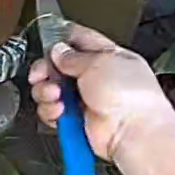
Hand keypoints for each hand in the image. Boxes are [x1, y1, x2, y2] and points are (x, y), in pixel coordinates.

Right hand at [28, 23, 174, 163]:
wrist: (132, 133)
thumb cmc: (131, 97)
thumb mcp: (99, 61)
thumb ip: (73, 55)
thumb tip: (57, 51)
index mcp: (108, 57)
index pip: (79, 41)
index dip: (60, 41)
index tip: (47, 46)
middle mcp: (96, 78)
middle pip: (58, 67)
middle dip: (46, 69)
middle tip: (42, 73)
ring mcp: (85, 100)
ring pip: (51, 89)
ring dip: (46, 91)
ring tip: (55, 94)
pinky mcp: (75, 120)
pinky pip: (51, 111)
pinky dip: (50, 111)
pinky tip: (60, 110)